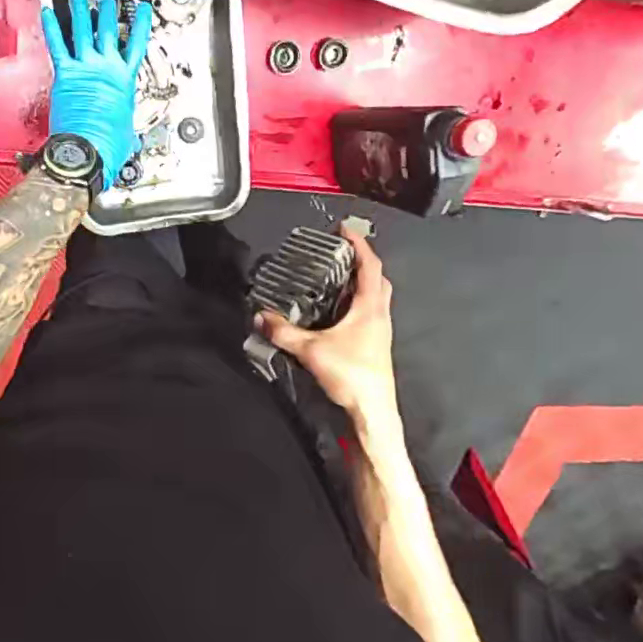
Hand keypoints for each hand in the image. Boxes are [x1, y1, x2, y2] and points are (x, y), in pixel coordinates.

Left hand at [41, 0, 152, 190]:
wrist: (88, 149)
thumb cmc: (109, 143)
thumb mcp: (128, 129)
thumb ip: (125, 121)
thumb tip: (130, 134)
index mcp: (125, 80)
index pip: (136, 45)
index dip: (139, 25)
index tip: (140, 10)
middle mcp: (107, 69)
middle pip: (108, 32)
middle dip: (107, 13)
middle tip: (105, 1)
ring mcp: (85, 68)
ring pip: (83, 32)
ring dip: (80, 13)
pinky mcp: (65, 73)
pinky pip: (57, 45)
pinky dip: (51, 28)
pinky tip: (46, 14)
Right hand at [258, 227, 397, 420]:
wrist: (373, 411)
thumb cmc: (351, 376)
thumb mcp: (311, 350)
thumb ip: (284, 333)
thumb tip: (262, 318)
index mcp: (370, 308)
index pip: (369, 265)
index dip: (359, 244)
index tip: (345, 229)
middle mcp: (379, 315)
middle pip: (377, 278)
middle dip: (362, 261)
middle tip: (341, 252)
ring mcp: (380, 330)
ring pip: (375, 296)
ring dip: (361, 282)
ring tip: (338, 277)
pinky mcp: (375, 344)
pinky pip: (369, 313)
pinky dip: (357, 303)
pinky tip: (339, 311)